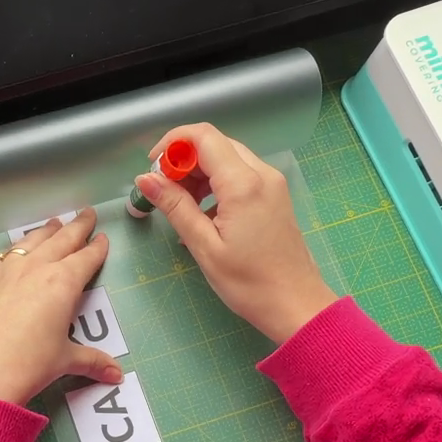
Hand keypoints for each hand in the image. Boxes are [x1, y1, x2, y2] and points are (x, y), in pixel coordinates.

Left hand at [0, 208, 121, 405]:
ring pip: (31, 242)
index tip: (102, 238)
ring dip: (46, 231)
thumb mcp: (65, 361)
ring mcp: (6, 272)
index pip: (86, 258)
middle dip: (77, 226)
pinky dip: (16, 249)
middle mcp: (35, 269)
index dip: (97, 248)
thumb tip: (117, 375)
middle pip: (61, 240)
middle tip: (87, 213)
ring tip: (54, 223)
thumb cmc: (29, 366)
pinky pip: (4, 256)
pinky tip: (16, 251)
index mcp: (62, 283)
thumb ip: (92, 361)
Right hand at [135, 123, 337, 343]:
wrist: (295, 304)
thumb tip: (146, 179)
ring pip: (227, 158)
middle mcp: (261, 173)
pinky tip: (204, 215)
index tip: (153, 169)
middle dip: (184, 160)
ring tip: (182, 207)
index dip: (172, 144)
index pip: (202, 137)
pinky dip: (216, 184)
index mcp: (243, 184)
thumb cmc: (248, 282)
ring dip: (199, 173)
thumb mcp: (204, 246)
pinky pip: (240, 175)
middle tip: (164, 192)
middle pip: (215, 144)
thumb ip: (175, 207)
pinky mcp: (274, 195)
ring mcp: (271, 183)